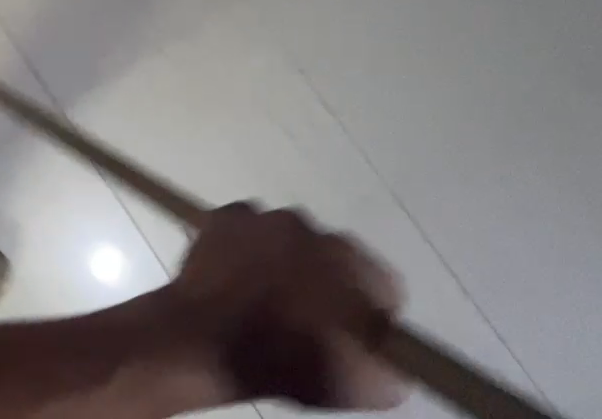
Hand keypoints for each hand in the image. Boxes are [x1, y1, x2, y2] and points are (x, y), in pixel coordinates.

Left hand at [169, 203, 408, 410]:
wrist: (209, 339)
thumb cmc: (290, 362)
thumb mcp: (367, 384)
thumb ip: (392, 361)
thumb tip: (385, 346)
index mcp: (354, 263)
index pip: (382, 285)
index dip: (370, 312)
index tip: (353, 332)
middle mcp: (311, 227)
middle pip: (331, 256)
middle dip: (325, 280)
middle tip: (304, 312)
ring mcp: (262, 216)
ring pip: (286, 238)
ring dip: (283, 259)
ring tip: (266, 292)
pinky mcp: (224, 215)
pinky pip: (245, 227)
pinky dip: (245, 245)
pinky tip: (238, 272)